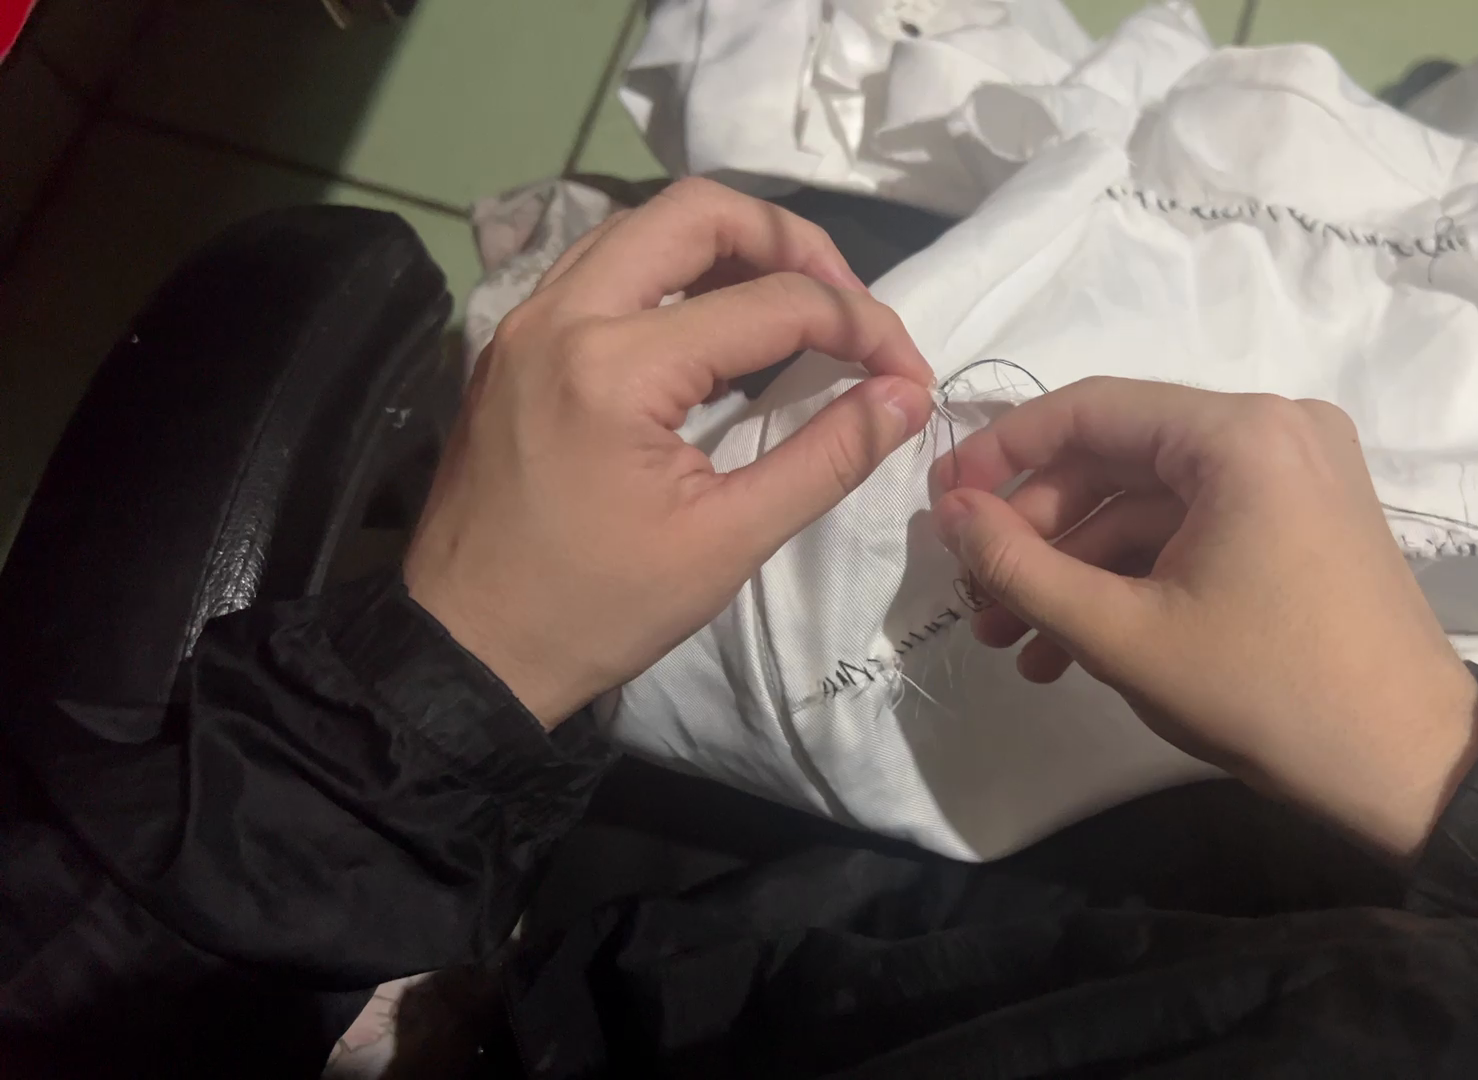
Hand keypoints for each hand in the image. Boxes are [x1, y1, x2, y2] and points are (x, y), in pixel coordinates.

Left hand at [405, 178, 933, 725]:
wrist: (468, 649)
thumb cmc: (603, 607)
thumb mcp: (731, 541)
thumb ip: (828, 458)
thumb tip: (906, 397)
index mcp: (618, 366)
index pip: (775, 304)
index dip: (863, 328)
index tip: (909, 373)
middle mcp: (563, 312)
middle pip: (698, 212)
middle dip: (798, 246)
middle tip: (850, 307)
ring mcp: (529, 320)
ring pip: (649, 228)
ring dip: (737, 250)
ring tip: (799, 307)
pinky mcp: (519, 342)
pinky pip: (614, 269)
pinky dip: (684, 277)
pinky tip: (722, 328)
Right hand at [930, 377, 1477, 858]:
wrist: (1410, 777)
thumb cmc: (1265, 694)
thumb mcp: (1120, 634)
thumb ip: (1018, 566)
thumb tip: (947, 512)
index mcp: (1238, 433)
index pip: (1088, 410)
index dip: (1001, 452)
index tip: (943, 501)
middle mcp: (1269, 431)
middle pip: (1111, 463)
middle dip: (1035, 537)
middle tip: (977, 598)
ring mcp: (1285, 476)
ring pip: (1141, 508)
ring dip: (1072, 572)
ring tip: (1011, 641)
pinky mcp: (1288, 521)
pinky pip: (1183, 534)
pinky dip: (1125, 582)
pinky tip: (1068, 650)